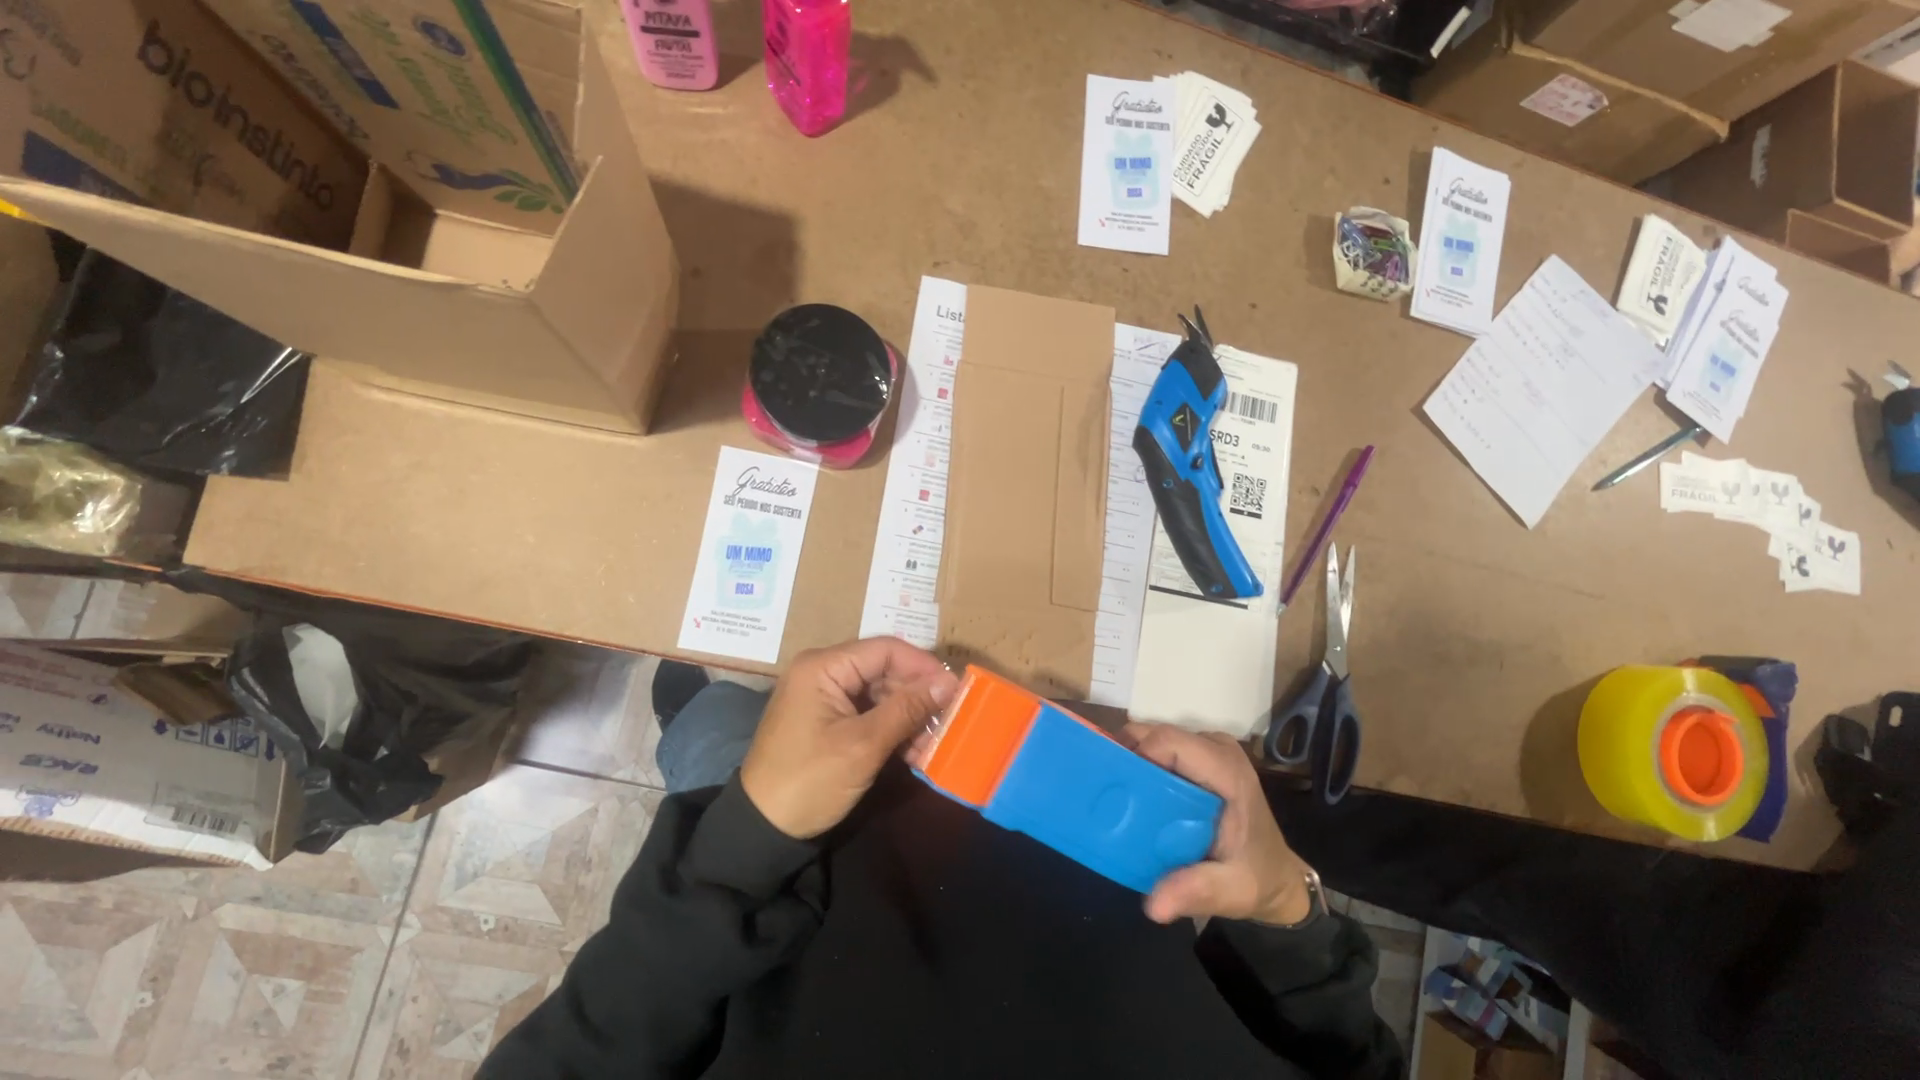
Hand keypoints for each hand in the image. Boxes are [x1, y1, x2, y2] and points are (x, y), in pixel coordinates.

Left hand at [740, 637, 959, 839]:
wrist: (762, 827)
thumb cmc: (811, 780)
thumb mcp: (864, 745)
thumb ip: (907, 708)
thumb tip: (948, 681)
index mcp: (824, 666)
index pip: (886, 649)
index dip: (924, 666)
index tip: (957, 690)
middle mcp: (823, 671)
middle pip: (884, 670)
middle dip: (919, 695)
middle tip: (950, 721)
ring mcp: (823, 696)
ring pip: (880, 693)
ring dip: (909, 716)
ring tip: (936, 744)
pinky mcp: (827, 719)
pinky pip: (868, 712)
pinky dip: (892, 729)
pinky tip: (916, 752)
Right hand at [1121, 723, 1315, 925]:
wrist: (1277, 876)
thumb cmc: (1255, 878)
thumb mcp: (1229, 892)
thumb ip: (1195, 892)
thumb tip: (1154, 906)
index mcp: (1227, 772)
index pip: (1169, 742)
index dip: (1135, 755)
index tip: (1112, 788)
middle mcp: (1218, 750)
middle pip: (1157, 734)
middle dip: (1127, 756)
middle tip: (1106, 793)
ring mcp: (1210, 750)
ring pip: (1155, 737)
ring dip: (1132, 760)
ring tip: (1114, 793)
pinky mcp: (1202, 756)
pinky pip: (1162, 747)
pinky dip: (1143, 763)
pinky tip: (1132, 793)